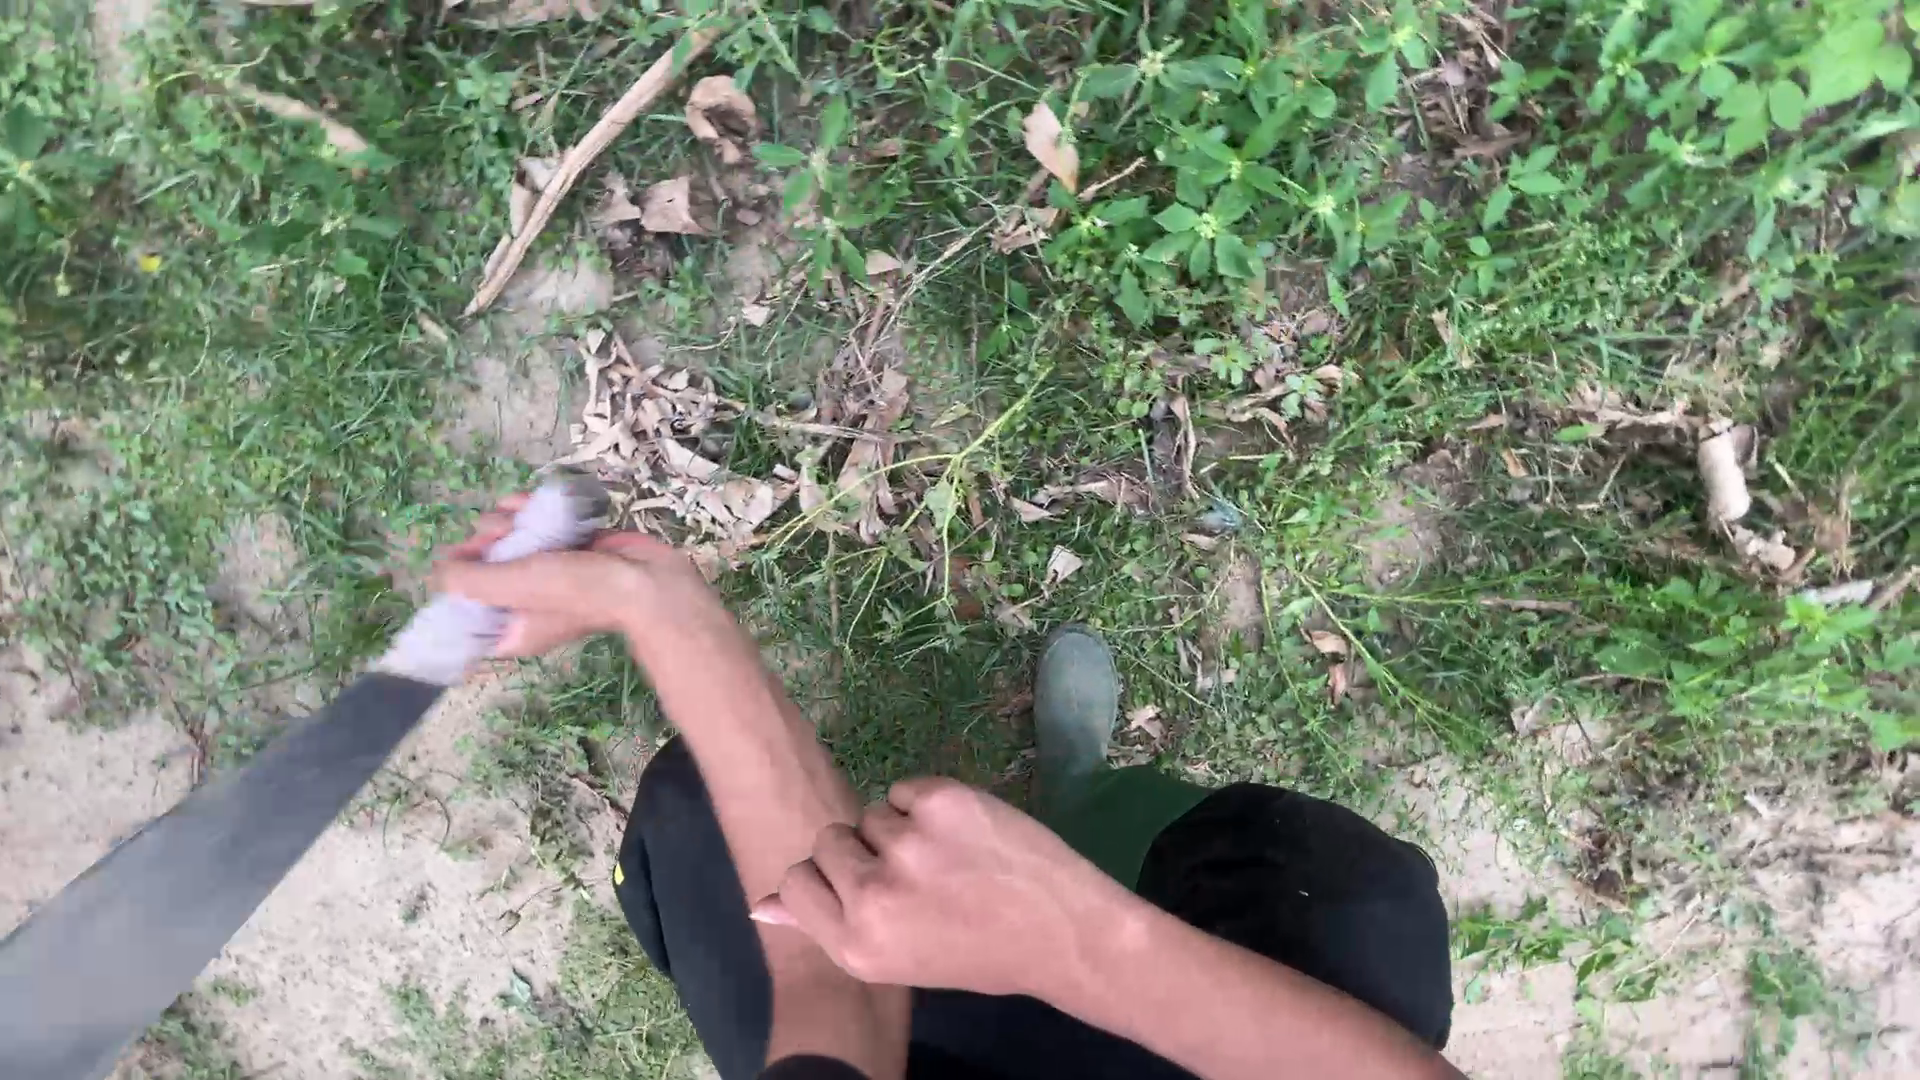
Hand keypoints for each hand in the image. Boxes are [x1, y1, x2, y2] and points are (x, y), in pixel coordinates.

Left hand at [433, 494, 727, 657]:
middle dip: (486, 541)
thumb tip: (445, 569)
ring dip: (508, 520)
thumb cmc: (582, 591)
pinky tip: (530, 502)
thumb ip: (469, 580)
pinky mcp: (568, 546)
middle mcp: (525, 600)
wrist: (647, 579)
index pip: (464, 606)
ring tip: (523, 518)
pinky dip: (530, 510)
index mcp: (510, 626)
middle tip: (503, 538)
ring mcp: (548, 571)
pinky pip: (536, 524)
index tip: (464, 560)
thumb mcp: (515, 587)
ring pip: (510, 539)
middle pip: (484, 565)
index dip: (457, 578)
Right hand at [750, 778, 1138, 998]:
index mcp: (856, 945)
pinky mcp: (939, 800)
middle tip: (912, 872)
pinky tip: (961, 832)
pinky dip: (927, 805)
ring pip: (872, 813)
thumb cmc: (976, 951)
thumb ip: (827, 924)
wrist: (1060, 930)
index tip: (859, 881)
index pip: (796, 881)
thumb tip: (759, 902)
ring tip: (945, 857)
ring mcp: (906, 843)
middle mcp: (872, 895)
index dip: (827, 876)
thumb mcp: (894, 956)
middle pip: (829, 838)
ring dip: (899, 828)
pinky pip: (905, 789)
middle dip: (861, 849)